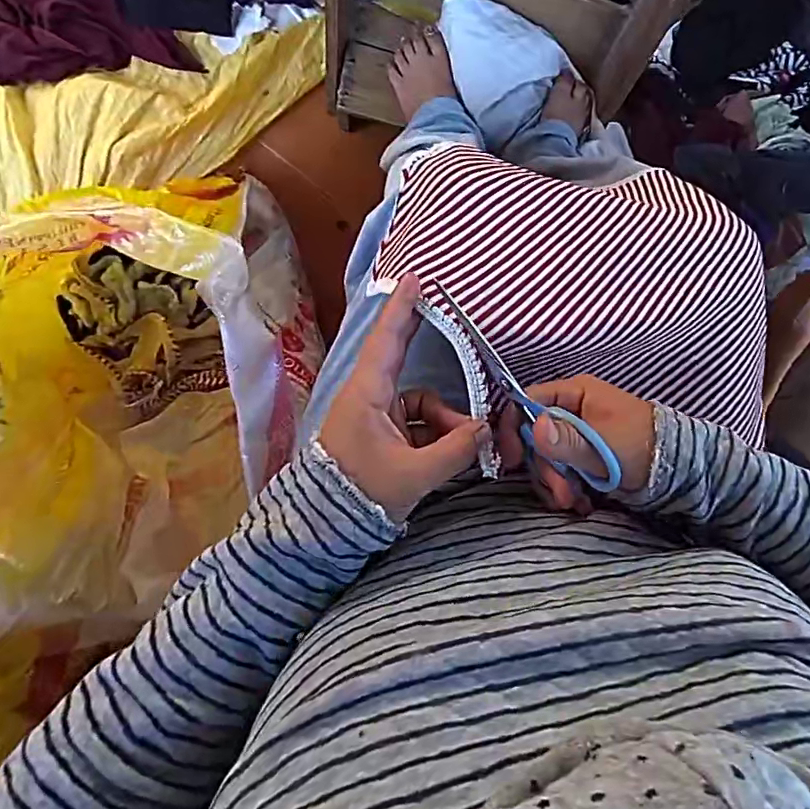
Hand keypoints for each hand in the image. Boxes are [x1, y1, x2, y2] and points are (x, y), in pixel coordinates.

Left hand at [319, 274, 486, 519]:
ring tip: (465, 447)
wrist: (324, 530)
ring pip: (424, 404)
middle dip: (433, 356)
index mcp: (367, 395)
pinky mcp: (384, 436)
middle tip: (453, 326)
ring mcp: (377, 417)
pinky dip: (439, 435)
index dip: (402, 309)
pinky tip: (454, 454)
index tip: (415, 278)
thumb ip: (455, 450)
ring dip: (448, 421)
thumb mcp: (413, 476)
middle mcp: (370, 398)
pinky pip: (421, 424)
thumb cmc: (360, 494)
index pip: (387, 342)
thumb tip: (485, 429)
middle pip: (409, 367)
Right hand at [495, 376, 654, 510]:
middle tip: (562, 491)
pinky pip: (560, 472)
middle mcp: (571, 411)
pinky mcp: (582, 457)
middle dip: (543, 468)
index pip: (528, 401)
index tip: (512, 458)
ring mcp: (576, 435)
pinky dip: (565, 489)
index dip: (514, 428)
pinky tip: (582, 503)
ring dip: (554, 483)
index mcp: (576, 393)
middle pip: (534, 436)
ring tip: (575, 502)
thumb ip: (568, 440)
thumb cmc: (642, 444)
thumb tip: (534, 428)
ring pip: (545, 458)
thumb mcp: (604, 445)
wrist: (676, 468)